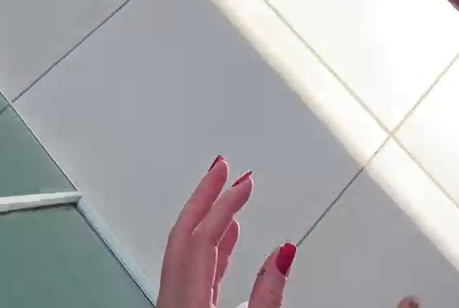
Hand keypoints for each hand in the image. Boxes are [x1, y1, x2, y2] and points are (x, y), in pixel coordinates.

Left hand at [159, 158, 422, 307]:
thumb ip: (269, 295)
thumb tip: (284, 251)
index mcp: (187, 303)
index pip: (202, 237)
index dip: (225, 203)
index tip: (246, 180)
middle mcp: (173, 302)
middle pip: (182, 235)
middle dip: (204, 195)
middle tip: (222, 165)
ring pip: (182, 251)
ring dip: (205, 216)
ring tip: (227, 193)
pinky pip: (189, 270)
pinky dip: (208, 245)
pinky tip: (227, 239)